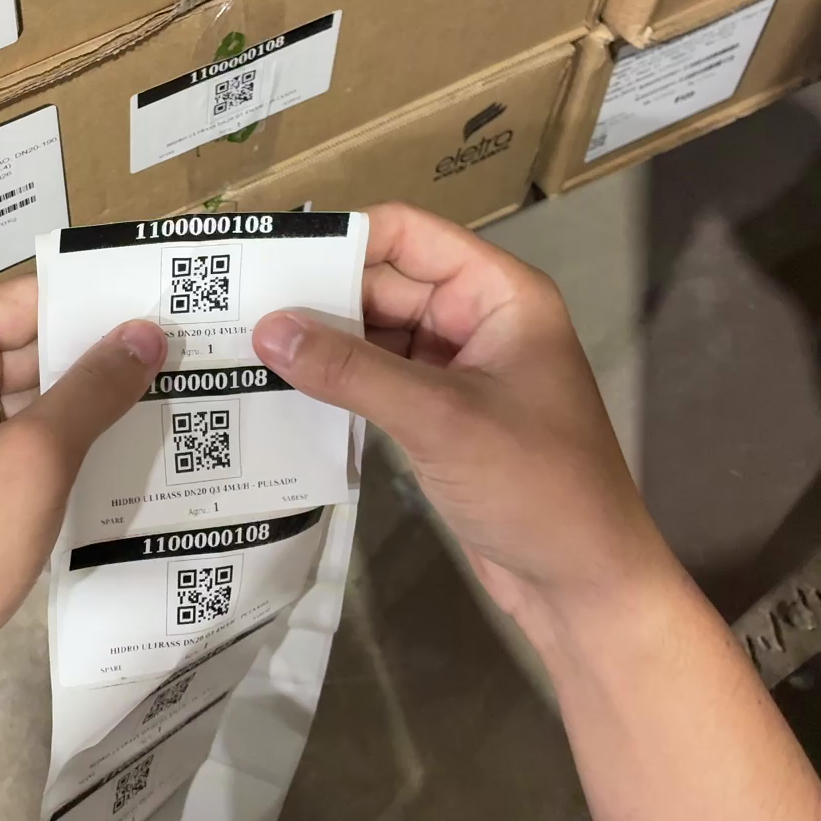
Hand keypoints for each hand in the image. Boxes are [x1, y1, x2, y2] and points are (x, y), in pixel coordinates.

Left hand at [0, 276, 166, 676]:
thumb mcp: (34, 458)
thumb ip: (93, 389)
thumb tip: (147, 333)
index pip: (24, 301)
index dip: (94, 301)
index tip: (163, 303)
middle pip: (24, 346)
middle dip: (96, 353)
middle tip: (181, 350)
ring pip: (24, 395)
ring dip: (83, 399)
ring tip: (167, 390)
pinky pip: (13, 437)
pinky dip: (58, 439)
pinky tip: (119, 444)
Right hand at [250, 203, 676, 621]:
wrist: (581, 586)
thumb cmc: (534, 486)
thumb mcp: (439, 418)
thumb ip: (350, 370)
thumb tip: (265, 328)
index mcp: (494, 293)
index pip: (406, 234)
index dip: (341, 238)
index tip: (272, 258)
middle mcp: (470, 317)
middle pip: (380, 281)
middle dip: (317, 293)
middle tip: (240, 304)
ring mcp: (449, 365)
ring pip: (370, 329)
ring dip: (319, 337)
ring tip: (245, 339)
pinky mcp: (429, 408)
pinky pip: (371, 373)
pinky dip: (332, 376)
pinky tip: (280, 382)